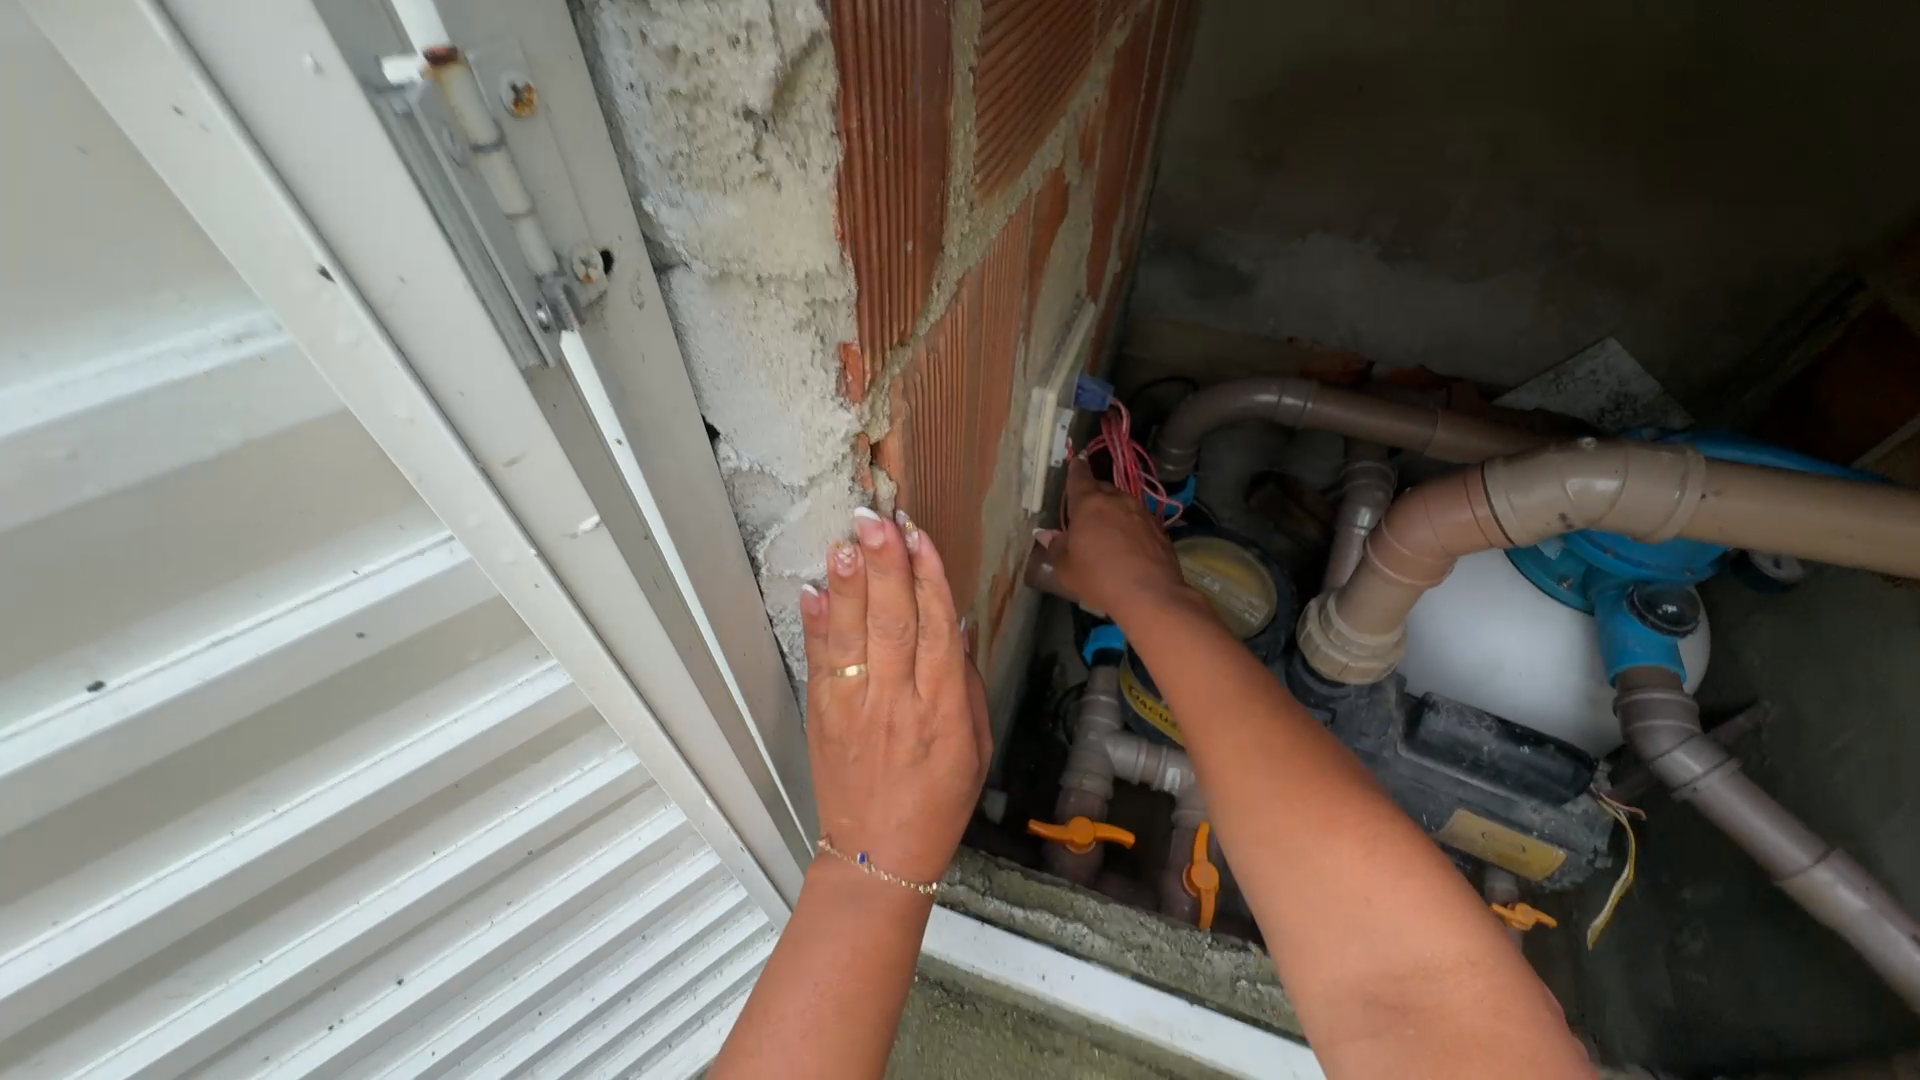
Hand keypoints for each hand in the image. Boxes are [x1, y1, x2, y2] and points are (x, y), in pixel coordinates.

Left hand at [799, 508, 990, 885]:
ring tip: (845, 541)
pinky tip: (813, 589)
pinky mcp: (823, 715)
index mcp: (942, 710)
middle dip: (885, 567)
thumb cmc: (940, 799)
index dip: (930, 580)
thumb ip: (965, 684)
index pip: (937, 630)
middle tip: (877, 520)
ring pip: (853, 637)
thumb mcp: (977, 746)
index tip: (920, 537)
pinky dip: (815, 624)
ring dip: (848, 586)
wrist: (880, 855)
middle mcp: (897, 702)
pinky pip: (819, 662)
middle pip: (893, 623)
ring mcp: (854, 707)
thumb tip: (953, 624)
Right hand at [1040, 458, 1195, 624]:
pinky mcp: (1158, 527)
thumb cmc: (1099, 578)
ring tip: (1105, 528)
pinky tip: (1126, 543)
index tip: (1076, 462)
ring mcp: (1140, 512)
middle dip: (1092, 494)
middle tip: (1084, 509)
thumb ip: (1056, 547)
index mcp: (1088, 504)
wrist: (1150, 593)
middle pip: (1101, 488)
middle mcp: (1116, 500)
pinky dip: (1129, 524)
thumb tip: (1046, 535)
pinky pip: (1137, 518)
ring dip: (1112, 510)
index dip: (1076, 469)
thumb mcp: (1067, 568)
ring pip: (1121, 502)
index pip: (1079, 477)